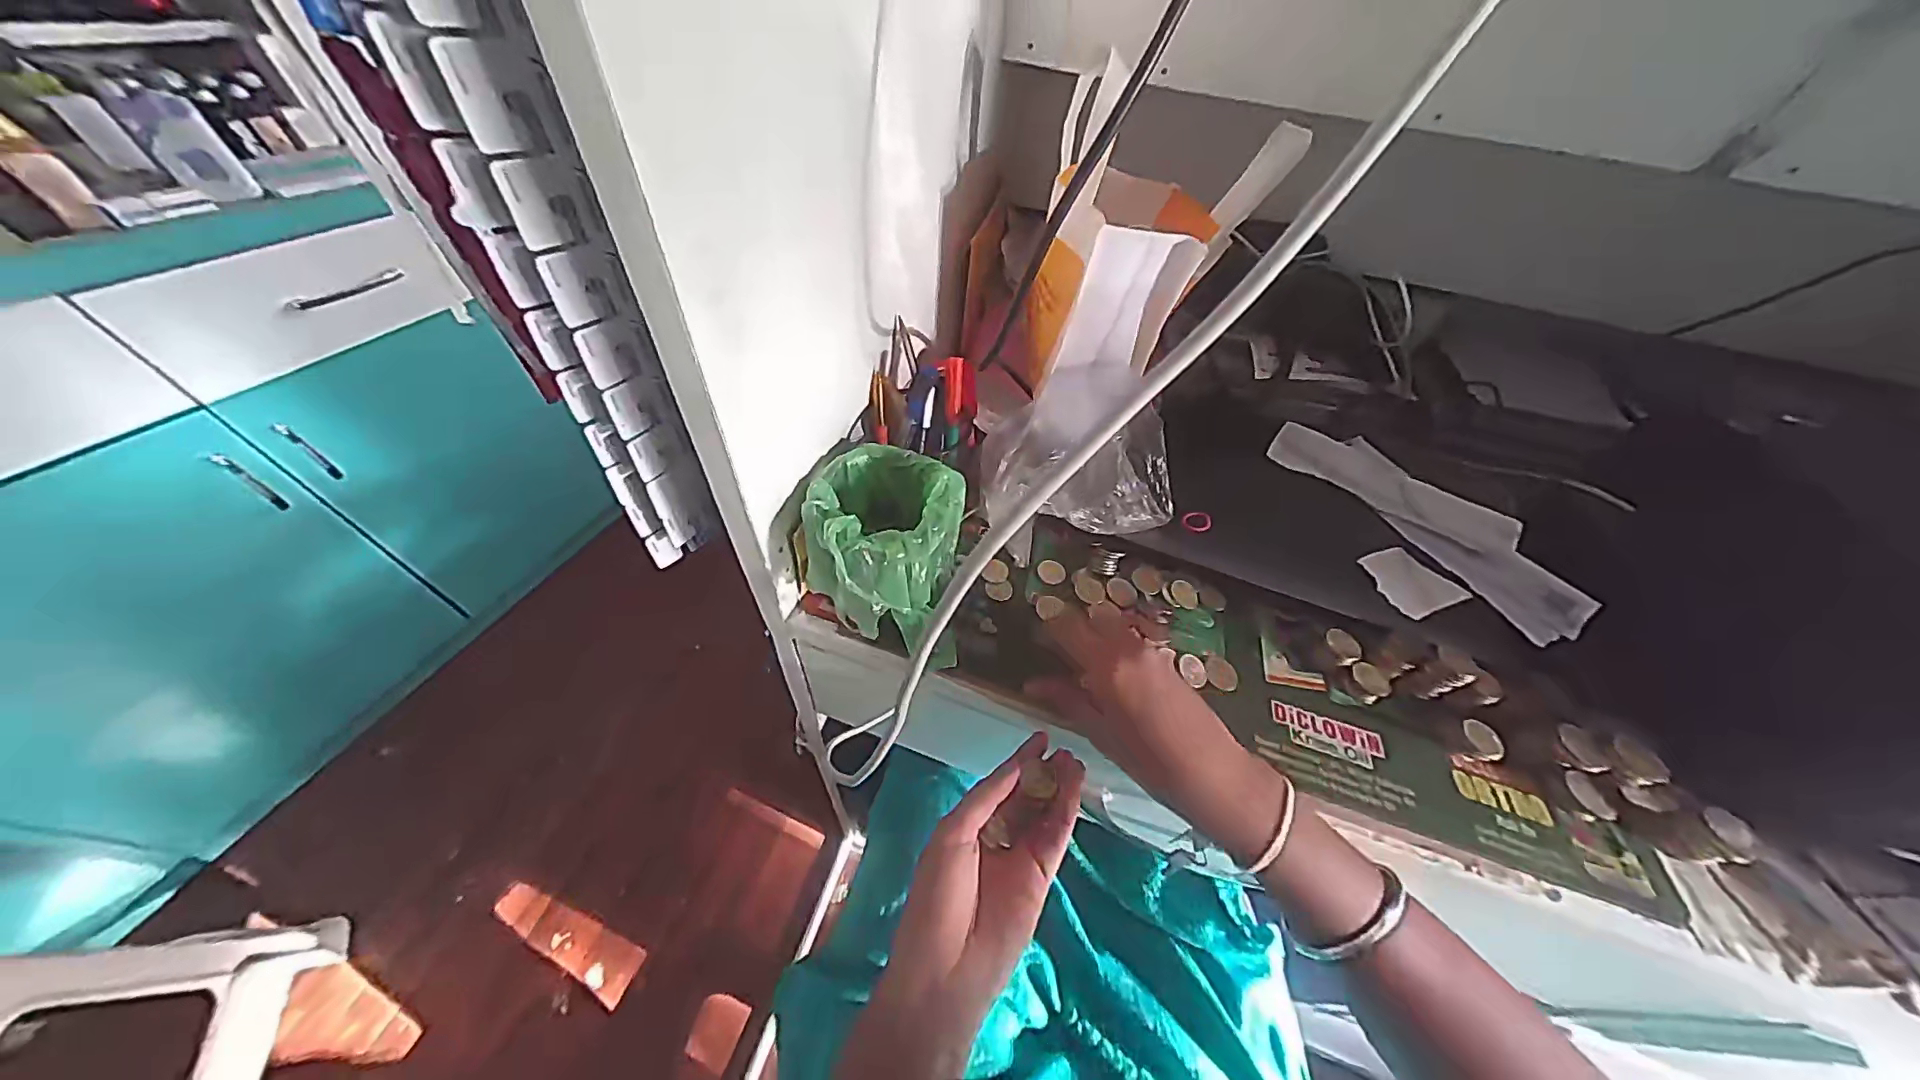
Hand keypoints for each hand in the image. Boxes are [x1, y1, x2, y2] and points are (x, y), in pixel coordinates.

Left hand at [836, 733, 1085, 1079]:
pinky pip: (1055, 837)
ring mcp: (1020, 857)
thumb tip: (1014, 770)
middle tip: (1064, 750)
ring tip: (1075, 762)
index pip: (1000, 786)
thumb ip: (985, 800)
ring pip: (1044, 813)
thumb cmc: (938, 897)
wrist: (948, 966)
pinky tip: (1074, 790)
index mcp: (969, 825)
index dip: (1019, 762)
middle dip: (1043, 772)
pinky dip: (1066, 812)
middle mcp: (996, 837)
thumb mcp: (952, 835)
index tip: (1040, 740)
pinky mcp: (1041, 876)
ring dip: (1059, 787)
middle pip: (1026, 796)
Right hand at [1024, 608, 1285, 866]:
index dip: (1046, 628)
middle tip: (1055, 653)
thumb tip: (1033, 684)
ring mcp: (1151, 652)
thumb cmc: (1150, 762)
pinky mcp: (1167, 661)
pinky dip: (1114, 648)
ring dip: (1094, 636)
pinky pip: (1130, 642)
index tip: (1032, 640)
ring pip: (1113, 627)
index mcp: (1108, 664)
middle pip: (1092, 618)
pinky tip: (1109, 679)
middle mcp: (1130, 648)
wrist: (1214, 773)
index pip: (1066, 626)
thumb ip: (1066, 700)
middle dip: (1071, 628)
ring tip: (1080, 668)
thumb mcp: (1101, 733)